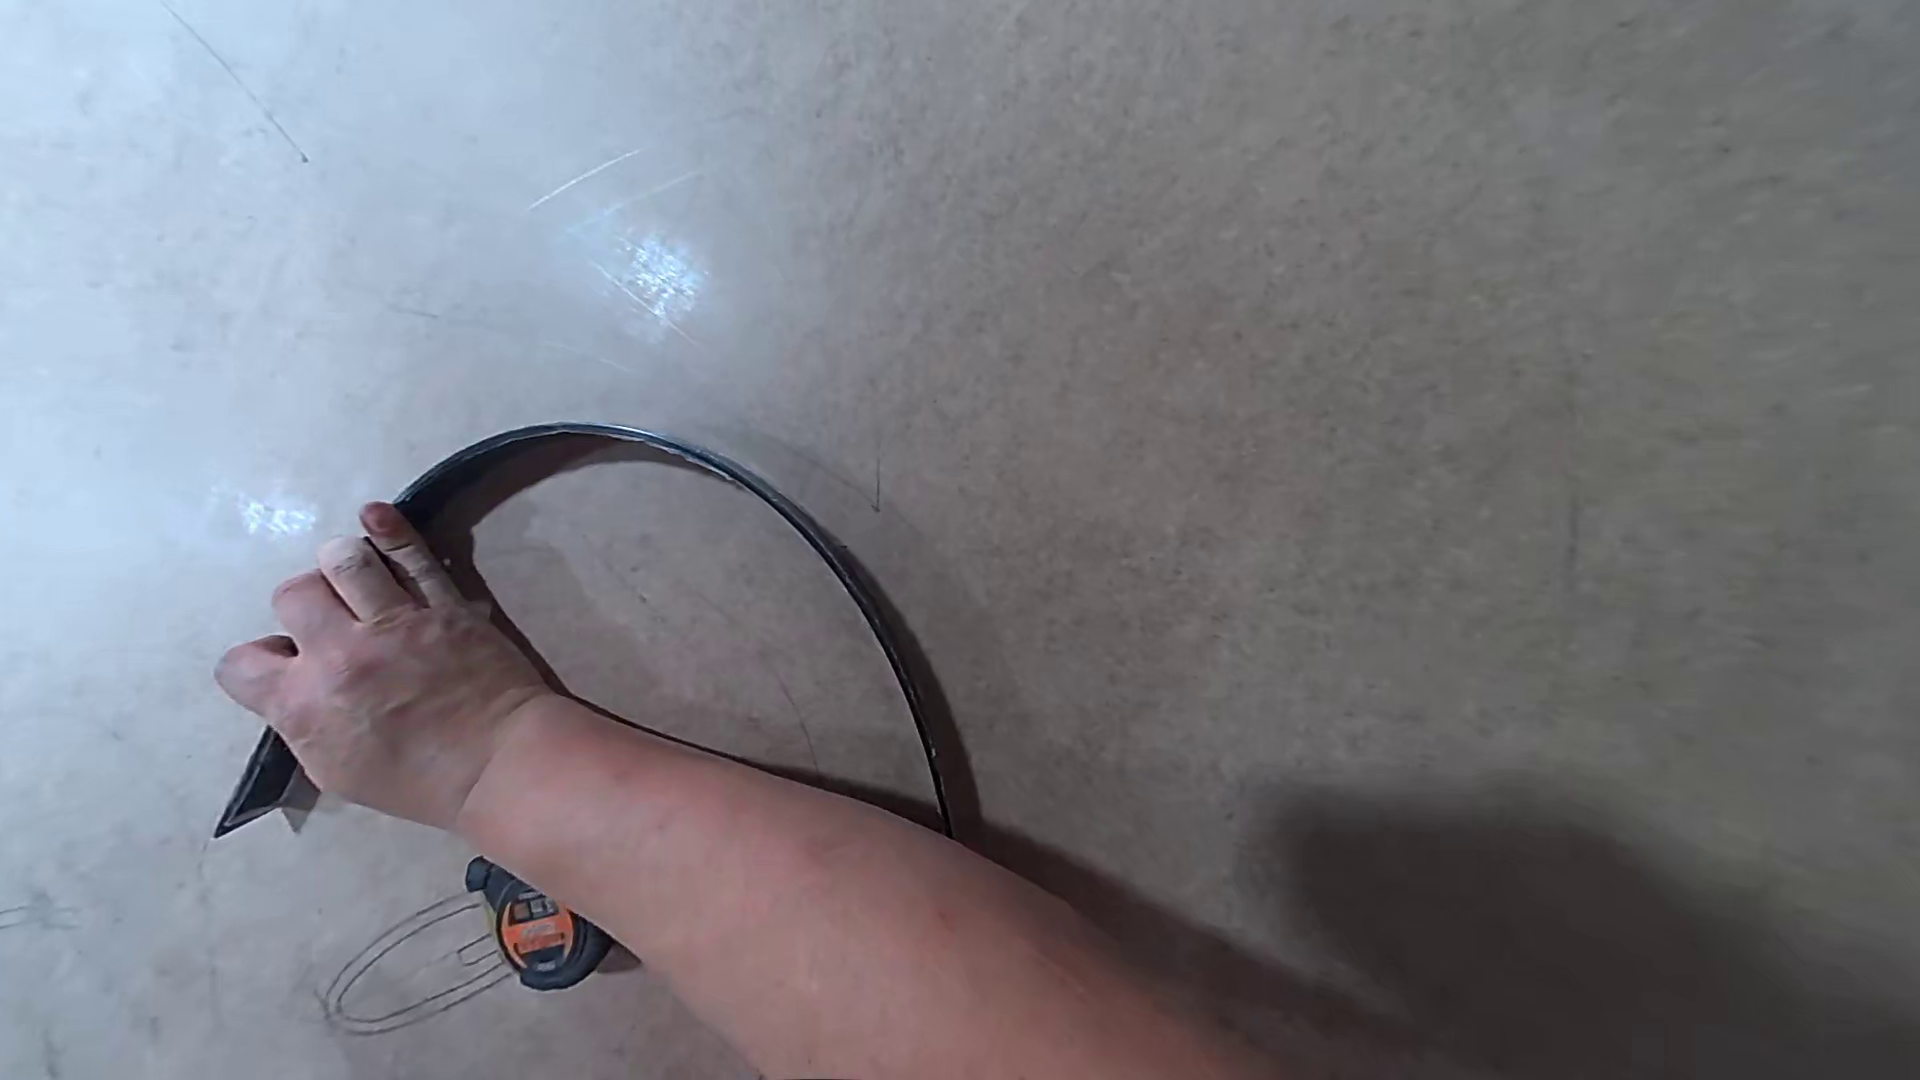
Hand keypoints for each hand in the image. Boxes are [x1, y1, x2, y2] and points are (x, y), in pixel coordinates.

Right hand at [215, 502, 553, 828]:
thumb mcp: (335, 767)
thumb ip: (304, 720)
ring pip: (348, 564)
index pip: (243, 660)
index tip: (290, 664)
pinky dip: (393, 534)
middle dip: (302, 600)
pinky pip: (417, 562)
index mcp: (300, 700)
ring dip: (340, 559)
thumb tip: (295, 689)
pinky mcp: (450, 610)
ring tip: (346, 561)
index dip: (263, 660)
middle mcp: (342, 651)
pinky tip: (376, 515)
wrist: (502, 756)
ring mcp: (401, 623)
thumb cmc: (421, 778)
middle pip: (296, 595)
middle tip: (329, 613)